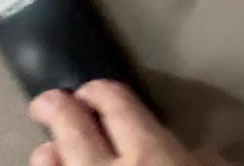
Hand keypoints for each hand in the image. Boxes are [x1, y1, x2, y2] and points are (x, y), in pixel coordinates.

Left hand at [28, 81, 213, 165]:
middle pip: (79, 137)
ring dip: (49, 158)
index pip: (121, 113)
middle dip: (62, 116)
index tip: (91, 85)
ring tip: (43, 148)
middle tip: (45, 100)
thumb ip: (200, 158)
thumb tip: (198, 151)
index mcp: (148, 152)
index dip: (105, 96)